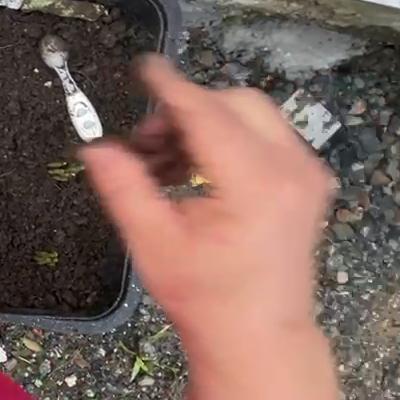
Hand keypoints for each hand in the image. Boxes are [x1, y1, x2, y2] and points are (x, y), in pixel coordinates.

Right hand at [81, 55, 337, 349]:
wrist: (257, 332)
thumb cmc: (202, 293)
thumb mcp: (150, 240)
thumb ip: (122, 186)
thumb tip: (94, 147)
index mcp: (254, 181)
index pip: (207, 113)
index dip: (170, 88)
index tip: (142, 67)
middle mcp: (292, 168)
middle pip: (235, 104)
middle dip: (183, 110)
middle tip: (142, 142)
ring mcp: (305, 174)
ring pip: (250, 117)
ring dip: (200, 125)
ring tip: (159, 163)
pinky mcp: (305, 183)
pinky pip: (262, 137)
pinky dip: (220, 140)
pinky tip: (188, 172)